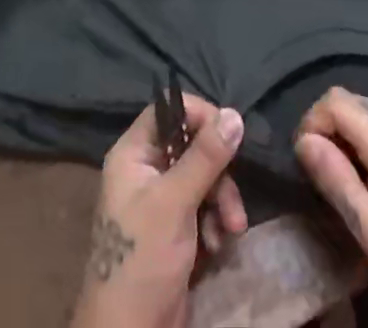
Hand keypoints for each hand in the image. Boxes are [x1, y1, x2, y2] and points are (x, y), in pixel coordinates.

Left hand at [70, 96, 248, 327]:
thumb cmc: (143, 256)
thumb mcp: (175, 202)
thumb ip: (205, 157)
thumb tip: (234, 114)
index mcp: (133, 154)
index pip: (167, 111)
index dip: (199, 116)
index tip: (229, 132)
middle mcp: (145, 169)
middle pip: (191, 145)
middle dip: (218, 173)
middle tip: (232, 202)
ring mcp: (160, 199)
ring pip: (202, 177)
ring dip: (222, 201)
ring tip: (231, 230)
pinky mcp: (175, 226)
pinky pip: (203, 206)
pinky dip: (216, 221)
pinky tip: (219, 245)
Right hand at [296, 88, 367, 326]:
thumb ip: (339, 183)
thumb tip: (305, 141)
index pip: (335, 102)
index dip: (312, 124)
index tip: (310, 162)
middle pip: (341, 97)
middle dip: (321, 127)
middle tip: (324, 170)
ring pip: (351, 102)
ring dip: (335, 130)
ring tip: (341, 171)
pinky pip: (365, 111)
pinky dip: (351, 130)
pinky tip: (359, 165)